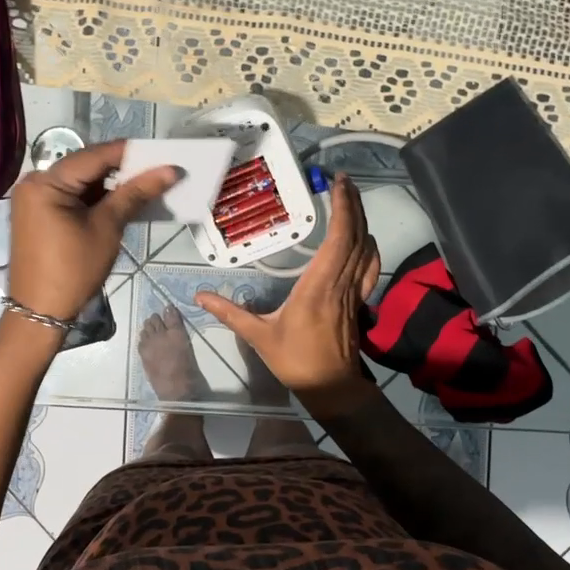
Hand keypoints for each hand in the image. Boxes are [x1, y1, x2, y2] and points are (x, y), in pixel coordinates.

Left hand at [7, 140, 177, 320]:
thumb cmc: (73, 270)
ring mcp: (34, 199)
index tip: (161, 154)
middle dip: (121, 169)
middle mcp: (35, 183)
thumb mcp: (107, 228)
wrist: (40, 312)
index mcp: (46, 183)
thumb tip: (170, 170)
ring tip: (144, 186)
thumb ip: (135, 194)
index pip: (94, 156)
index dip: (129, 153)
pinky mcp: (38, 213)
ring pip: (80, 181)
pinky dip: (95, 199)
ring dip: (110, 185)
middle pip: (85, 166)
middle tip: (156, 171)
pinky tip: (121, 202)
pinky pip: (71, 196)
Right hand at [195, 175, 381, 411]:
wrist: (332, 388)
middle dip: (353, 204)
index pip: (338, 239)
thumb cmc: (295, 361)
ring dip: (361, 221)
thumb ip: (230, 312)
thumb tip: (200, 295)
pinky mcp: (358, 301)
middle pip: (356, 236)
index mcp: (317, 286)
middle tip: (343, 180)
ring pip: (366, 249)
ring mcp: (353, 292)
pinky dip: (369, 247)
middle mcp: (339, 283)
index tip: (337, 185)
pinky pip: (369, 267)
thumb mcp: (258, 336)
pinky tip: (363, 238)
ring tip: (351, 199)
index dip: (342, 209)